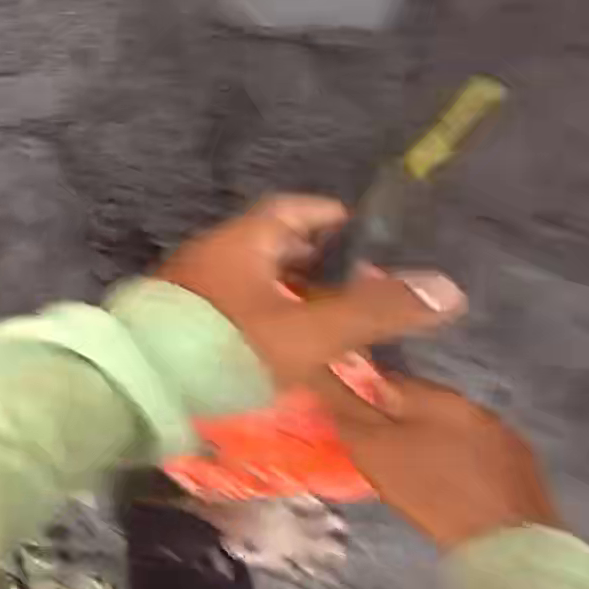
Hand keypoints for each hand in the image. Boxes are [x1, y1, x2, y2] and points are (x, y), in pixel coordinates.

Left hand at [156, 194, 466, 387]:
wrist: (142, 379)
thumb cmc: (226, 347)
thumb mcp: (308, 331)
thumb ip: (372, 310)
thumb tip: (446, 285)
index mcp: (238, 241)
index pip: (289, 209)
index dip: (329, 215)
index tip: (367, 231)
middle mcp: (210, 252)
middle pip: (271, 242)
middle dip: (316, 258)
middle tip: (362, 282)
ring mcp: (191, 282)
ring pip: (252, 274)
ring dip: (291, 288)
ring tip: (333, 316)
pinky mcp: (180, 313)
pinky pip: (233, 299)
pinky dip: (265, 309)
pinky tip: (285, 340)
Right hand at [316, 373, 561, 549]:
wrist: (508, 549)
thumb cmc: (428, 489)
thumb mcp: (368, 447)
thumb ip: (344, 410)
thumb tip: (324, 382)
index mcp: (436, 394)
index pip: (383, 378)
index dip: (361, 396)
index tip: (352, 420)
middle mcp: (473, 405)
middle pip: (418, 402)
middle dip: (396, 417)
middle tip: (379, 445)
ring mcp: (505, 436)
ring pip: (447, 425)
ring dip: (428, 436)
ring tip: (413, 464)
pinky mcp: (525, 468)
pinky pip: (474, 449)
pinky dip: (456, 457)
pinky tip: (448, 480)